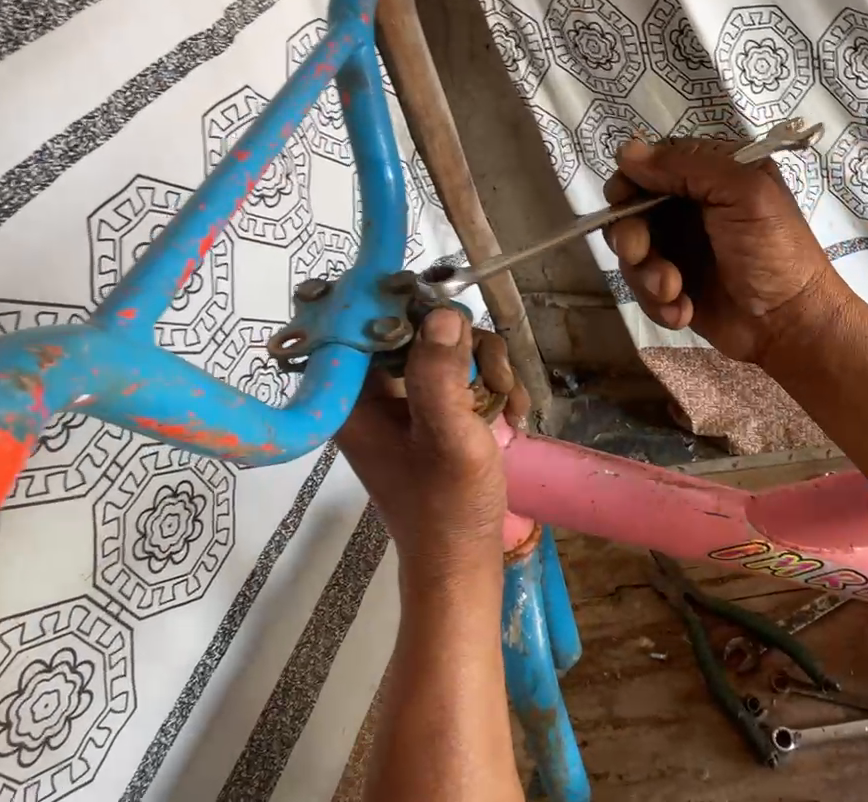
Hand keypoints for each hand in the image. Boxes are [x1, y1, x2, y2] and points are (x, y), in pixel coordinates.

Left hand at [336, 308, 529, 560]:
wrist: (465, 559)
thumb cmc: (449, 505)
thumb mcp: (448, 436)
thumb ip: (440, 374)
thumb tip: (443, 313)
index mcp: (356, 398)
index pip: (369, 323)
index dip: (409, 309)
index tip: (453, 319)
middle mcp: (376, 394)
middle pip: (420, 331)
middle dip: (468, 349)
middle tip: (493, 380)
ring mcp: (409, 403)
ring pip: (451, 349)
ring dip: (490, 369)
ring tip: (507, 405)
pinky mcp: (436, 413)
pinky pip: (466, 375)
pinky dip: (494, 387)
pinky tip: (510, 415)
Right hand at [603, 137, 848, 363]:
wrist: (790, 323)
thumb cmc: (775, 250)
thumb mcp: (743, 194)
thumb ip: (687, 166)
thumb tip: (627, 150)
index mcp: (714, 174)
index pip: (656, 163)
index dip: (632, 179)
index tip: (622, 199)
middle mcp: (693, 207)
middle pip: (633, 208)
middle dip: (630, 234)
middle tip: (639, 253)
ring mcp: (682, 248)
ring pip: (632, 251)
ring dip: (646, 274)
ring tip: (672, 291)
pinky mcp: (675, 287)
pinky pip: (642, 287)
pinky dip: (657, 301)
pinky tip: (682, 311)